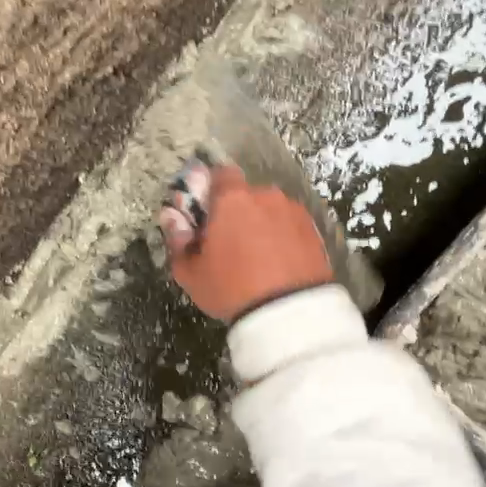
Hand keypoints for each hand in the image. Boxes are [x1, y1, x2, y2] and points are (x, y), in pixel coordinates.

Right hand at [156, 161, 334, 322]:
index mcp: (232, 200)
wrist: (287, 312)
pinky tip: (274, 264)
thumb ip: (177, 241)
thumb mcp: (190, 273)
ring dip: (259, 225)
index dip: (209, 191)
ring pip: (268, 211)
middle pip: (245, 196)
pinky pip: (288, 226)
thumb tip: (172, 218)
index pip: (219, 174)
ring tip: (254, 259)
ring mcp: (293, 211)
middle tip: (226, 245)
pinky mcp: (313, 230)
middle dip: (235, 213)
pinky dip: (280, 238)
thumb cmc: (230, 288)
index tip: (203, 216)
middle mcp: (265, 196)